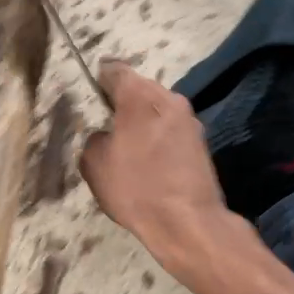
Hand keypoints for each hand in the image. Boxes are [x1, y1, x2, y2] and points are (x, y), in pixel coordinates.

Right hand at [79, 60, 236, 271]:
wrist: (187, 222)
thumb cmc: (136, 187)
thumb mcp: (94, 163)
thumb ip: (95, 139)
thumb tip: (107, 136)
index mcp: (140, 97)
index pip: (117, 71)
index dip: (101, 75)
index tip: (92, 84)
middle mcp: (169, 100)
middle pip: (141, 89)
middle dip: (124, 99)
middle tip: (105, 117)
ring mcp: (190, 122)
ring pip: (158, 110)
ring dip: (142, 119)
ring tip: (126, 141)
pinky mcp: (201, 144)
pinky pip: (170, 130)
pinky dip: (157, 136)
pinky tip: (147, 159)